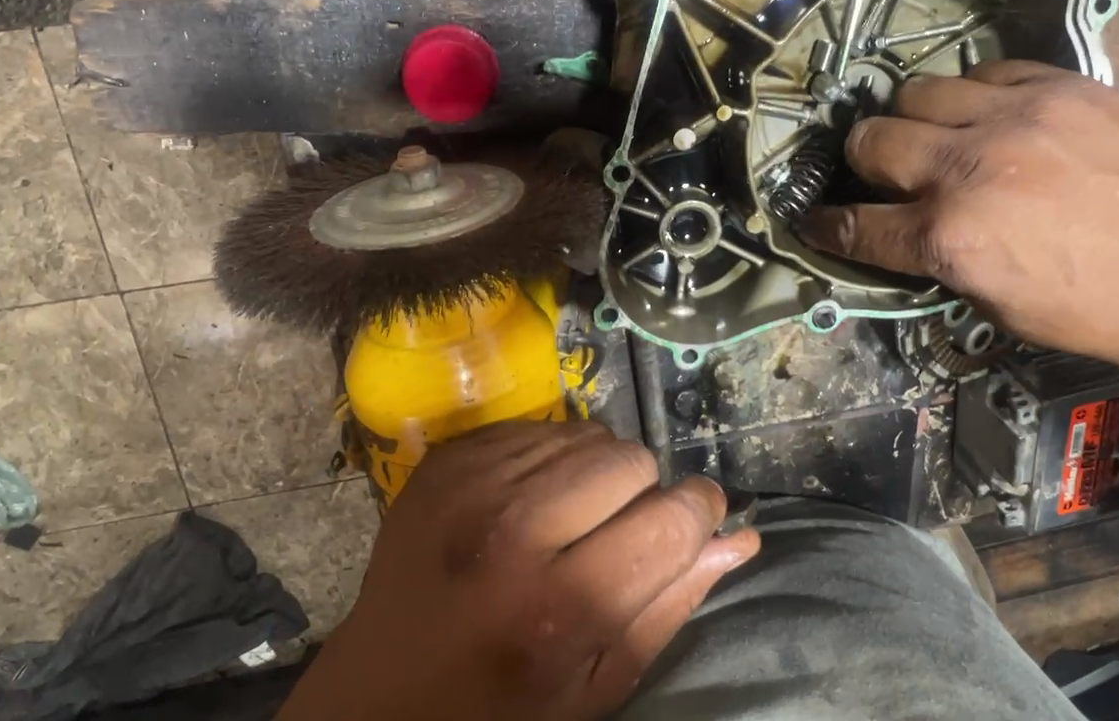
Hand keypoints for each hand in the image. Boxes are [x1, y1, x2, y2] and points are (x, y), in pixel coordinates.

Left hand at [282, 422, 759, 720]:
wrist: (378, 693)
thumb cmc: (501, 706)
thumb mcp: (596, 684)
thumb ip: (671, 604)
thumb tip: (740, 537)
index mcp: (559, 605)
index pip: (671, 518)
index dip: (698, 515)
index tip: (693, 525)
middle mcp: (513, 529)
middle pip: (632, 460)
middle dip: (642, 494)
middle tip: (613, 535)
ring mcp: (470, 484)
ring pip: (589, 433)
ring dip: (596, 473)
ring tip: (569, 520)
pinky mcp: (446, 458)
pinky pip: (540, 425)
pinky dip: (551, 458)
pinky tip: (530, 502)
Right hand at [800, 61, 1118, 394]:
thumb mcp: (1010, 312)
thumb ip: (946, 262)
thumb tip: (913, 232)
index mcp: (955, 240)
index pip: (857, 227)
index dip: (826, 228)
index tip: (813, 222)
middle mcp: (971, 168)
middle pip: (871, 139)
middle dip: (862, 164)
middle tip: (882, 178)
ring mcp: (1019, 116)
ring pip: (918, 92)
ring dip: (913, 121)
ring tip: (939, 140)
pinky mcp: (1065, 84)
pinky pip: (986, 71)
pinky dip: (975, 97)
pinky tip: (996, 119)